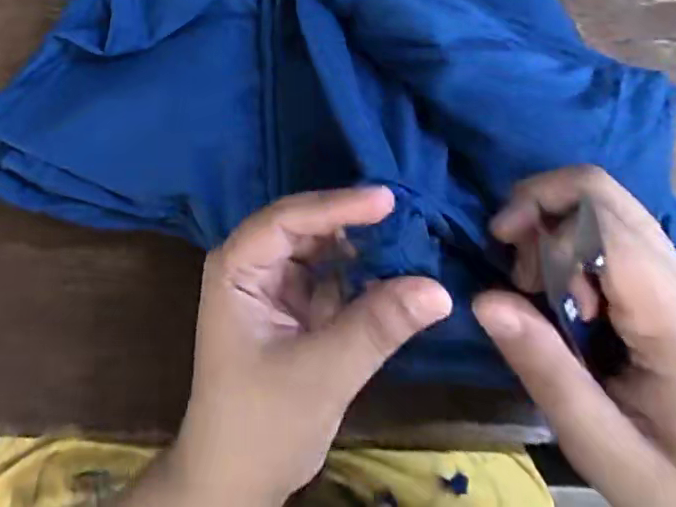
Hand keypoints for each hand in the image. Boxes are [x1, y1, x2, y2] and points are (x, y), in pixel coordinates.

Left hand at [124, 187, 452, 506]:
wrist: (237, 481)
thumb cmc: (262, 423)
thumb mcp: (321, 373)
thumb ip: (376, 326)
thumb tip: (438, 288)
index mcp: (237, 266)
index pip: (287, 219)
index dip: (337, 206)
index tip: (388, 198)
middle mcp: (252, 263)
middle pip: (307, 227)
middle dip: (354, 222)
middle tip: (409, 212)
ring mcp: (274, 284)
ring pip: (322, 249)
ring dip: (363, 246)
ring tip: (412, 236)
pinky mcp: (295, 306)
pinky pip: (333, 277)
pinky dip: (363, 275)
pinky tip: (397, 270)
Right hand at [473, 166, 675, 506]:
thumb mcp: (603, 448)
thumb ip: (545, 370)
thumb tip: (483, 299)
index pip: (600, 220)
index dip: (542, 223)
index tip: (509, 268)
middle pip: (602, 192)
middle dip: (540, 206)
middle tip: (513, 259)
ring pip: (608, 206)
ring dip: (556, 224)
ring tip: (537, 284)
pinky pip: (617, 234)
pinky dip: (575, 242)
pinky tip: (566, 296)